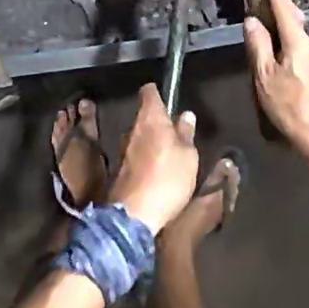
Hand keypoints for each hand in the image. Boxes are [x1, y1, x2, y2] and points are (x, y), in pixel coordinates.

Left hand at [106, 83, 199, 234]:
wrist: (133, 215)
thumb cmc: (166, 178)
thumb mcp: (189, 157)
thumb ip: (186, 134)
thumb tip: (186, 115)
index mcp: (149, 117)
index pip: (149, 92)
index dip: (159, 93)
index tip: (169, 101)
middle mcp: (131, 128)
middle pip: (145, 117)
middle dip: (159, 123)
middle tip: (177, 137)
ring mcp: (122, 149)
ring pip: (139, 138)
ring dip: (152, 144)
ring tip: (170, 159)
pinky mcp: (119, 170)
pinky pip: (135, 157)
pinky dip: (145, 161)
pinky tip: (157, 176)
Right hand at [244, 0, 308, 157]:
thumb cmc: (291, 105)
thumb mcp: (265, 77)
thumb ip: (258, 46)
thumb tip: (252, 21)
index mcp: (297, 41)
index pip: (284, 6)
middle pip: (292, 17)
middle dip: (279, 3)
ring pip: (296, 31)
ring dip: (282, 23)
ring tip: (265, 22)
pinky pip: (299, 44)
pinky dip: (286, 39)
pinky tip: (276, 49)